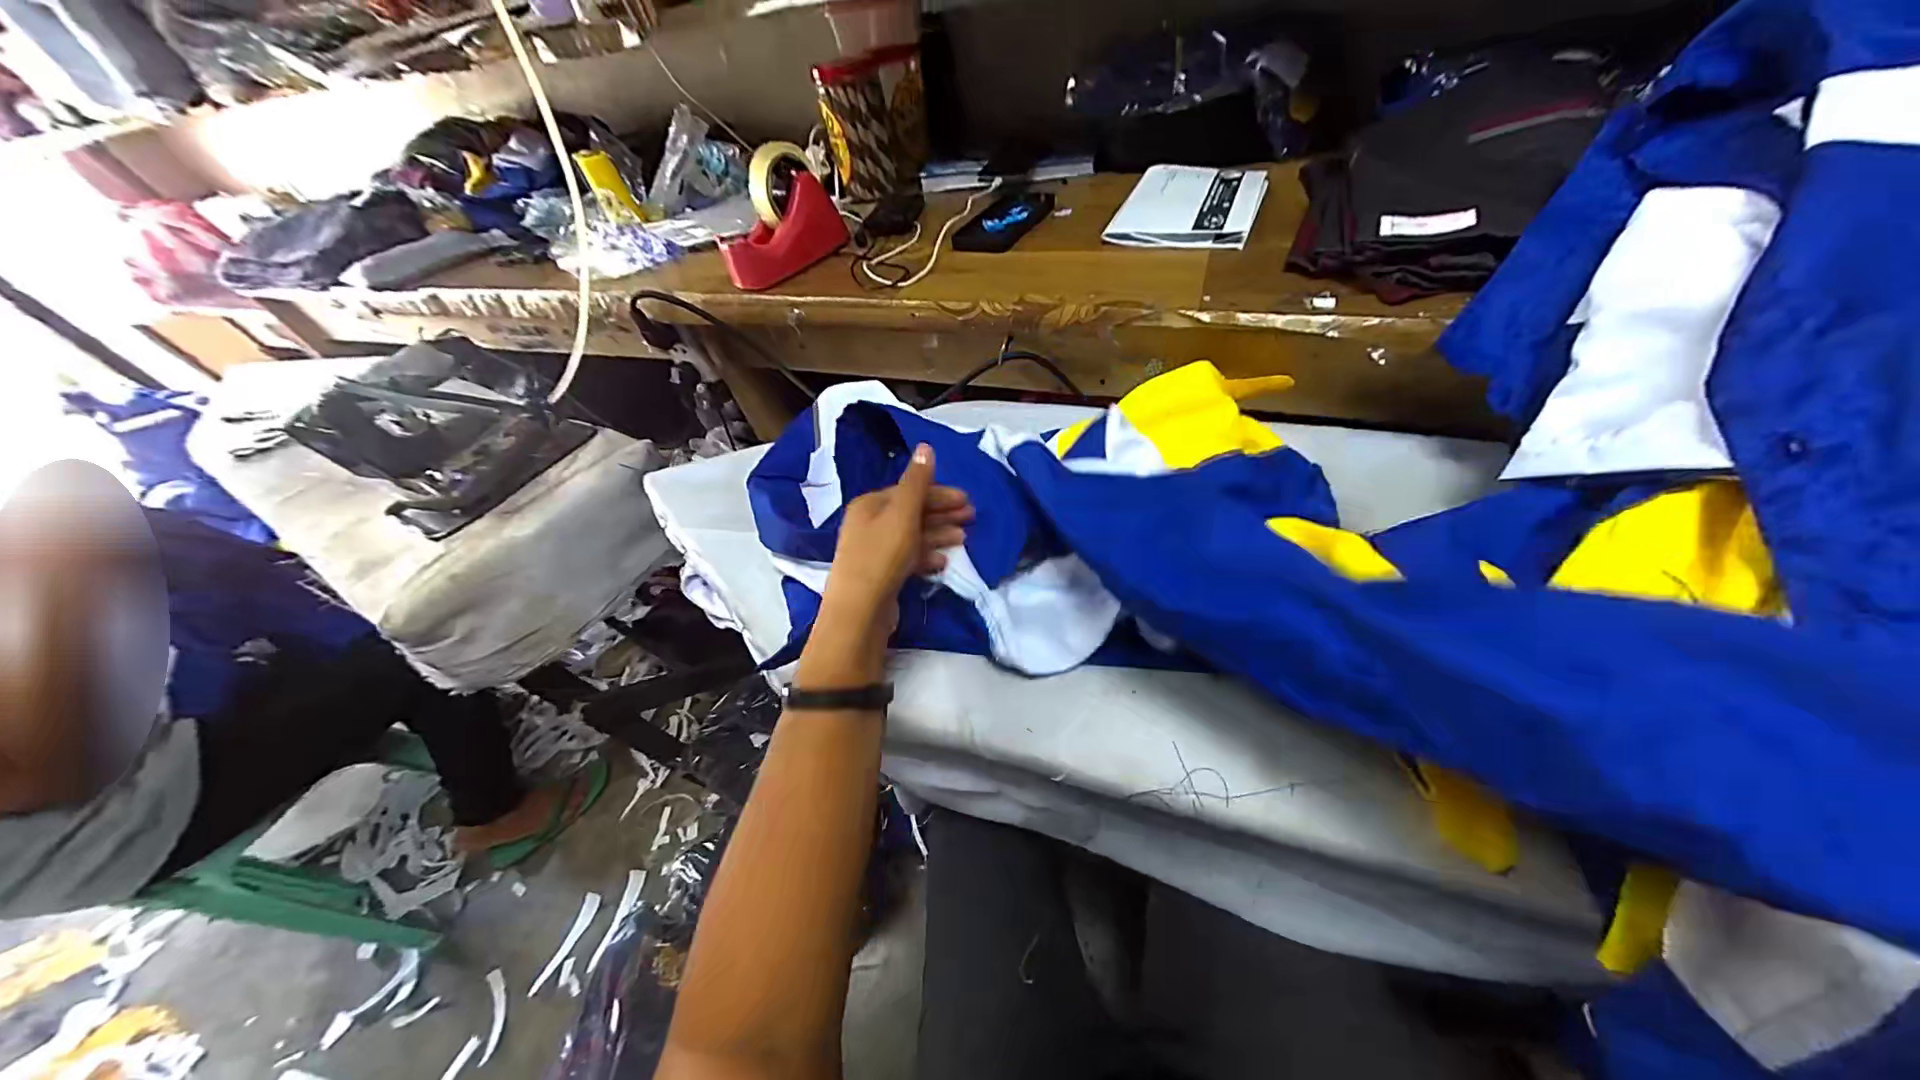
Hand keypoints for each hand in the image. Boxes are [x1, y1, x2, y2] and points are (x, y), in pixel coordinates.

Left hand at [820, 443, 972, 634]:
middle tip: (972, 517)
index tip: (967, 501)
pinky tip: (943, 562)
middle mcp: (869, 524)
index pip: (909, 491)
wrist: (860, 611)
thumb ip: (917, 481)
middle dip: (942, 513)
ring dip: (938, 534)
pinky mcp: (882, 575)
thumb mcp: (903, 513)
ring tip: (963, 539)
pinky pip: (908, 558)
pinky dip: (926, 556)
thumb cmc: (882, 555)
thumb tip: (926, 447)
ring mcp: (874, 551)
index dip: (939, 494)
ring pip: (912, 536)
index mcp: (870, 504)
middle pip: (911, 512)